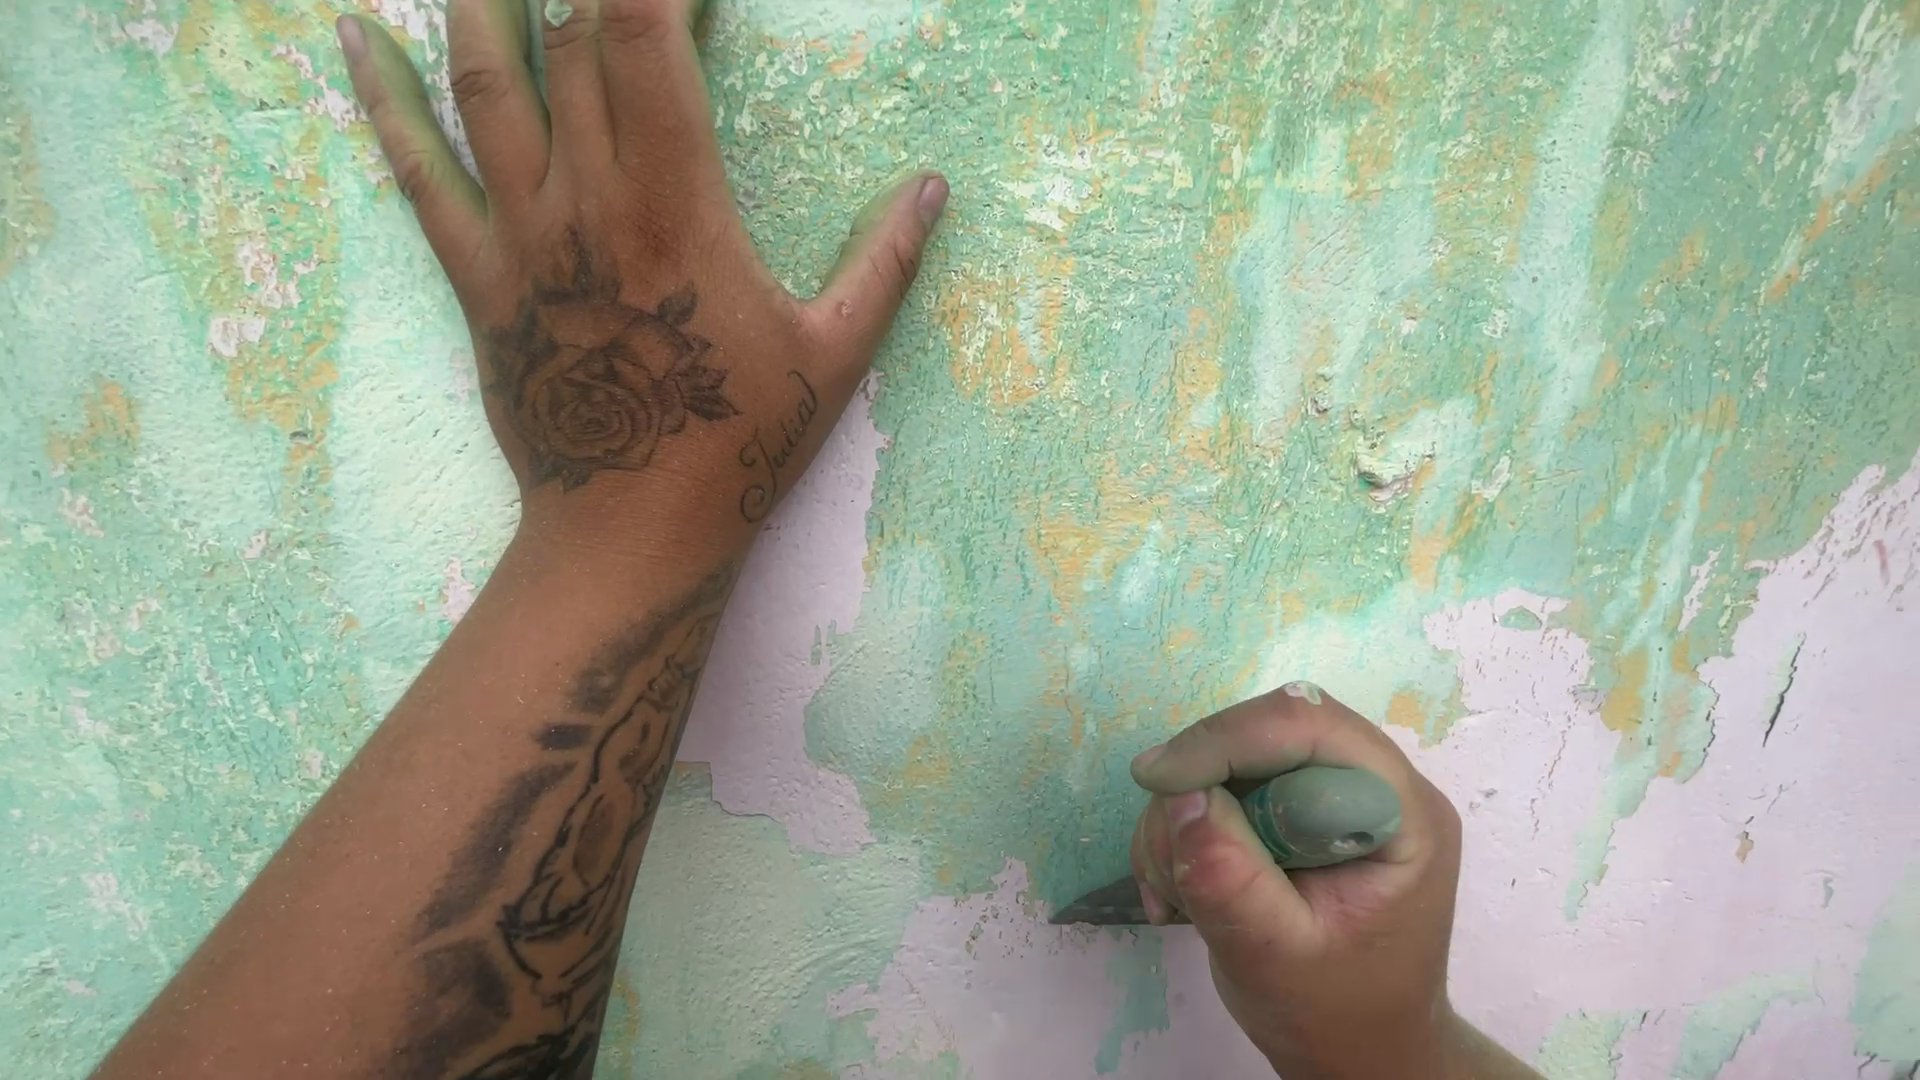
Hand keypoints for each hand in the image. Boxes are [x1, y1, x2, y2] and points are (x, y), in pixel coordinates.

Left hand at [336, 0, 945, 555]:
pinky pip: (418, 175)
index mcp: (677, 210)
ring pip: (485, 84)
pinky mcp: (479, 283)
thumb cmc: (740, 444)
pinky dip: (382, 101)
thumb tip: (934, 190)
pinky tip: (354, 40)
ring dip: (487, 4)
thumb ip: (884, 264)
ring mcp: (520, 239)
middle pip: (573, 46)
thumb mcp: (833, 357)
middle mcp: (587, 202)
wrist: (635, 530)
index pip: (647, 38)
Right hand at [1128, 684, 1466, 1077]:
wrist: (1354, 1048)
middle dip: (1194, 786)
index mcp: (1398, 809)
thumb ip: (1228, 876)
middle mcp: (1364, 781)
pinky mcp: (1282, 804)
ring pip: (1222, 758)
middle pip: (1256, 731)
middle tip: (1169, 861)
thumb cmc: (1334, 1012)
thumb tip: (1181, 796)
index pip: (1306, 724)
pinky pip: (1210, 785)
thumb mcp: (1275, 955)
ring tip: (1178, 898)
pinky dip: (1175, 832)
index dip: (1227, 739)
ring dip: (1177, 821)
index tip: (1158, 782)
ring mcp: (1320, 790)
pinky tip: (1179, 892)